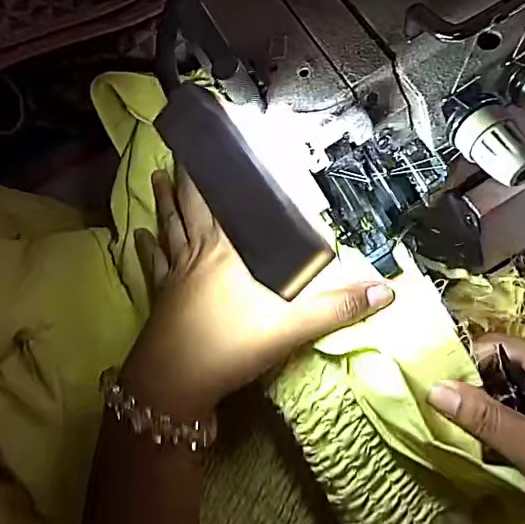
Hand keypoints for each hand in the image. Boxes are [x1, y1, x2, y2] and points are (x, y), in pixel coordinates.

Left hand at [124, 167, 393, 416]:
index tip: (217, 138)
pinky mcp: (163, 296)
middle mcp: (202, 253)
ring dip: (164, 200)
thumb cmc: (231, 345)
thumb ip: (338, 307)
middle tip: (179, 144)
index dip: (224, 169)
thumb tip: (387, 290)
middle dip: (188, 173)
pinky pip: (155, 263)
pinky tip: (137, 236)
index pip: (229, 200)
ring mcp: (178, 273)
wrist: (173, 384)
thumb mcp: (293, 327)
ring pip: (171, 226)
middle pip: (193, 203)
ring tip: (156, 175)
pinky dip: (147, 247)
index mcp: (232, 251)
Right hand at [426, 335, 524, 523]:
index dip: (464, 364)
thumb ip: (488, 420)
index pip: (498, 346)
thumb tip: (436, 389)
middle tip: (442, 414)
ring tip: (460, 430)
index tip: (433, 391)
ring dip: (489, 408)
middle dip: (475, 388)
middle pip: (504, 365)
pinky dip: (507, 421)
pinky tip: (490, 443)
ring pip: (512, 387)